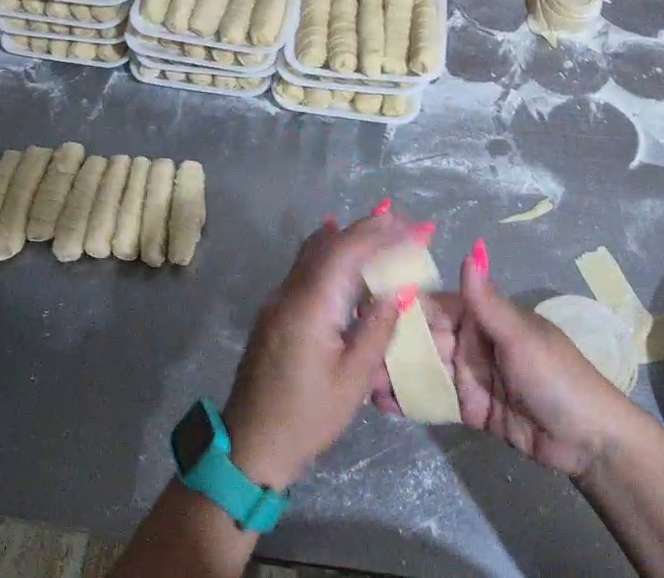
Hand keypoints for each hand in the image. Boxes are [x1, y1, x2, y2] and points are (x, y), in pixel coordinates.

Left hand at [222, 206, 418, 489]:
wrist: (250, 444)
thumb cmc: (307, 417)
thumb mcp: (354, 380)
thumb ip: (377, 330)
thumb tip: (399, 289)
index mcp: (310, 306)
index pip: (346, 251)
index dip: (380, 234)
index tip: (413, 227)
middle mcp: (289, 293)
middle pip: (328, 245)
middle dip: (366, 229)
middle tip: (401, 220)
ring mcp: (277, 301)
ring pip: (313, 254)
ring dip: (347, 238)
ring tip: (381, 228)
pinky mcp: (274, 313)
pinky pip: (305, 270)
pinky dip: (329, 254)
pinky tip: (342, 249)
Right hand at [373, 242, 639, 477]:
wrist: (590, 441)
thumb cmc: (559, 377)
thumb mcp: (522, 338)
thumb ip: (487, 302)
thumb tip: (470, 249)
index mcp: (483, 316)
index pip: (433, 305)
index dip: (401, 305)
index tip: (363, 306)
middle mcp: (470, 341)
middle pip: (421, 339)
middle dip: (389, 345)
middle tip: (351, 349)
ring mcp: (468, 376)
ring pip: (422, 370)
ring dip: (392, 373)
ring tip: (357, 379)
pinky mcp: (468, 408)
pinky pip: (432, 400)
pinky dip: (407, 400)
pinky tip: (378, 402)